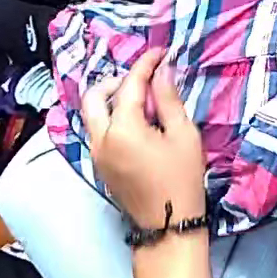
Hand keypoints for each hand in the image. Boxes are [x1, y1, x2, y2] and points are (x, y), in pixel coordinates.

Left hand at [80, 47, 207, 228]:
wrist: (168, 224)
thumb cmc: (182, 179)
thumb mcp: (184, 135)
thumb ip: (168, 100)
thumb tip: (163, 72)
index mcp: (123, 129)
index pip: (130, 85)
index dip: (146, 64)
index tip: (161, 53)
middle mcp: (100, 138)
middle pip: (95, 95)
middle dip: (118, 80)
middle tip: (144, 80)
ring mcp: (96, 153)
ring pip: (92, 114)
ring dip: (112, 99)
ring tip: (142, 101)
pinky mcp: (99, 165)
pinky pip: (98, 130)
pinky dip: (112, 117)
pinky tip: (138, 123)